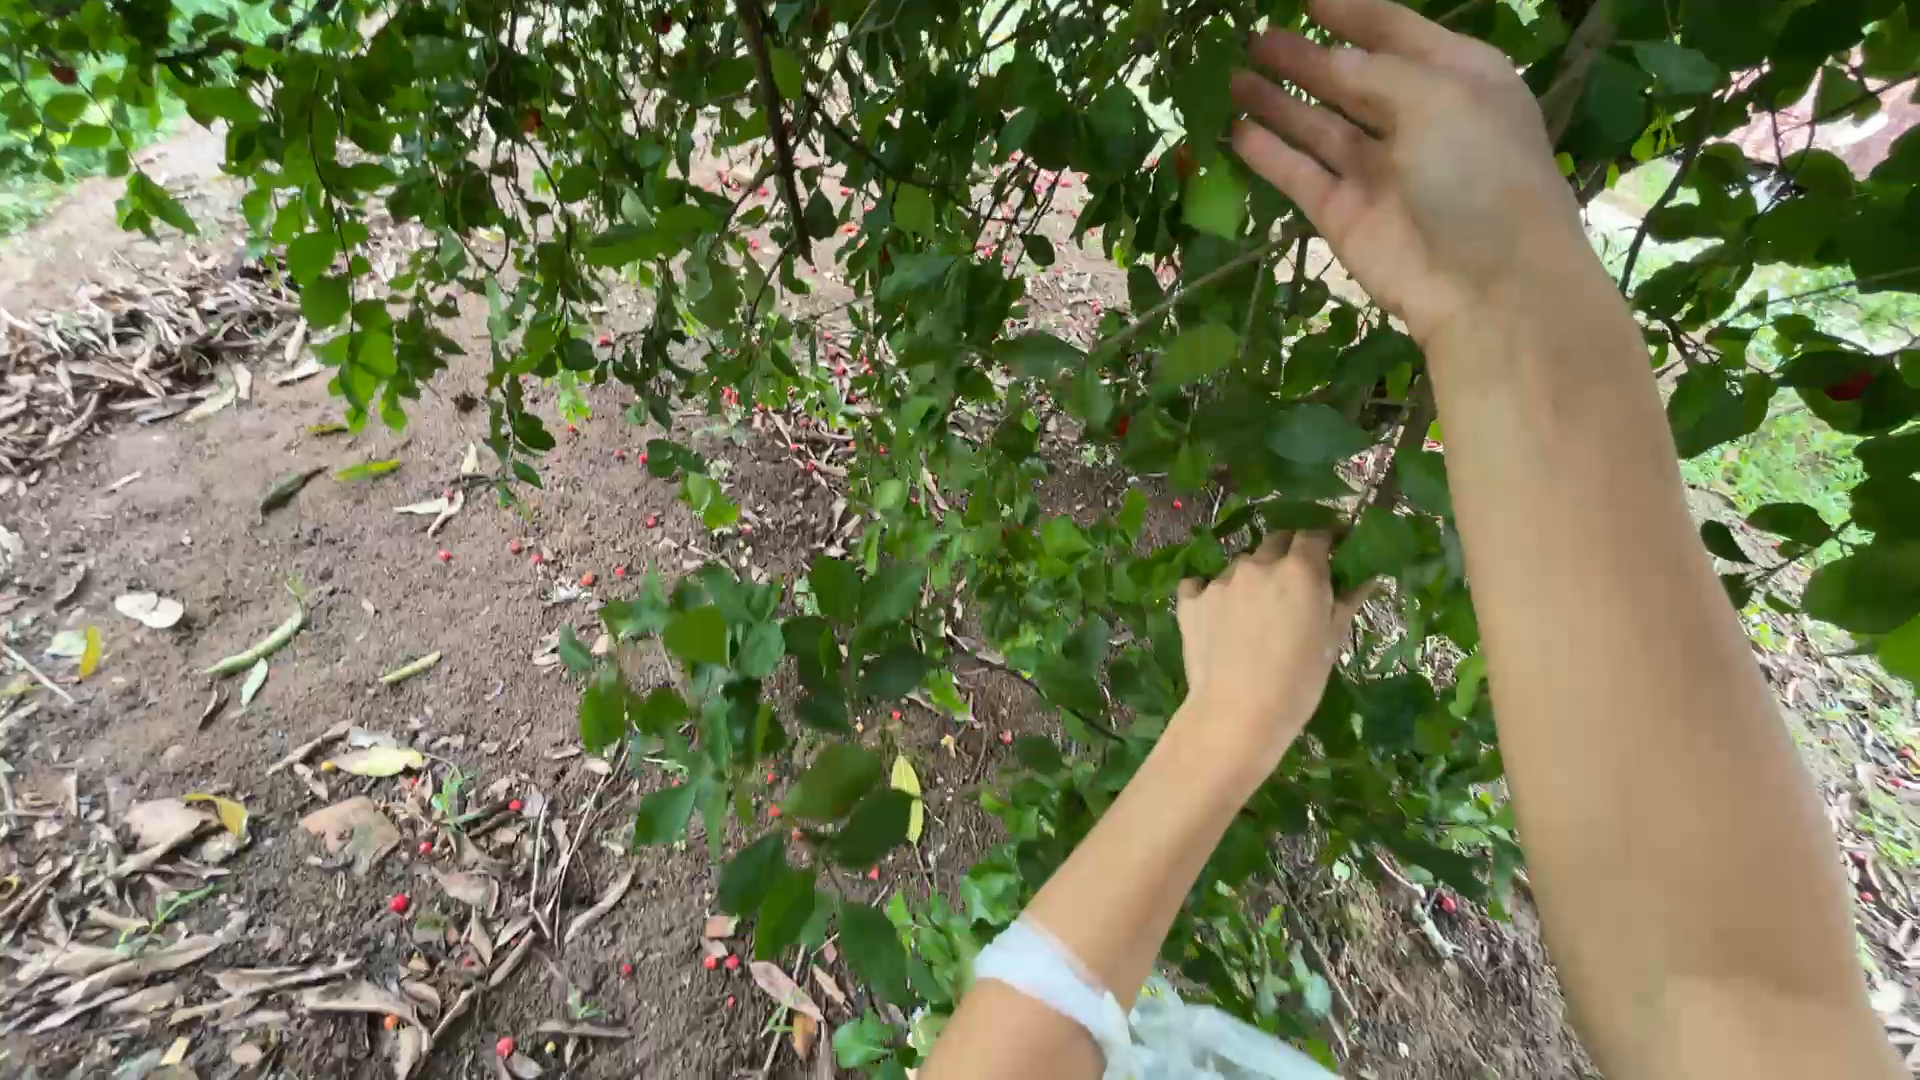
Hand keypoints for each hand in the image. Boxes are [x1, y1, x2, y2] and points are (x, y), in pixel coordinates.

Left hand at [1174, 531, 1366, 777]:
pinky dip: (1211, 591)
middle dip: (1289, 552)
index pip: (1314, 535)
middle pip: (1276, 542)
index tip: (1333, 548)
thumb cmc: (1297, 682)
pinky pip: (1201, 583)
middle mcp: (1257, 565)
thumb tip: (1366, 574)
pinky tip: (1217, 614)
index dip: (1325, 539)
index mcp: (1298, 571)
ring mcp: (1219, 580)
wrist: (1237, 713)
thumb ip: (1346, 599)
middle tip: (1295, 580)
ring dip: (1252, 576)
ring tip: (1256, 609)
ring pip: (1241, 564)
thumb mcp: (1331, 641)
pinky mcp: (1190, 599)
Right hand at [1230, 0, 1591, 347]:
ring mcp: (1373, 170)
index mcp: (1454, 78)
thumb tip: (1328, 58)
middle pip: (1347, 80)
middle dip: (1303, 59)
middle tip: (1255, 39)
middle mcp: (1411, 119)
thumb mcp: (1440, 99)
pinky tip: (1238, 134)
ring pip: (1316, 127)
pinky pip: (1299, 175)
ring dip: (1277, 104)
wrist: (1482, 281)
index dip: (1352, 13)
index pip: (1394, 32)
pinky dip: (1269, 156)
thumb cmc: (1479, 175)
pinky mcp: (1341, 214)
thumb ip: (1377, 74)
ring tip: (1234, 80)